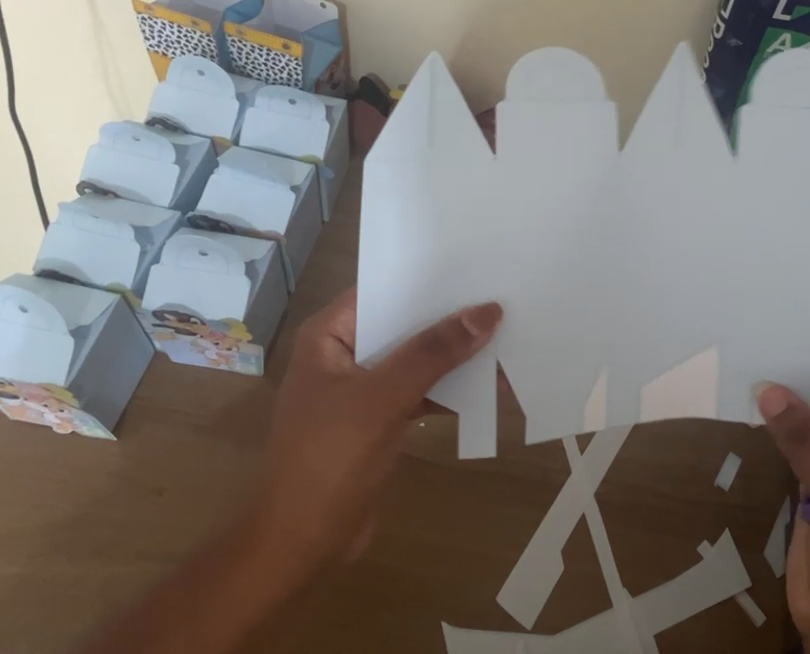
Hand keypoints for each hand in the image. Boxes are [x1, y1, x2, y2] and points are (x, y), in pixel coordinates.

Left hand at [242, 288, 502, 576]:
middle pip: (405, 322)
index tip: (480, 264)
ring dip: (455, 354)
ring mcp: (361, 388)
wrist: (301, 544)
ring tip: (508, 334)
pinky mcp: (379, 419)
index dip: (430, 277)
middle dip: (451, 316)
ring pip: (417, 357)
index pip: (385, 288)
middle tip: (504, 296)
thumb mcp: (382, 399)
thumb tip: (487, 311)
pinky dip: (450, 388)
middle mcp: (344, 352)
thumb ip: (433, 353)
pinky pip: (421, 390)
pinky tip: (490, 384)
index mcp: (329, 335)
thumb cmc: (328, 460)